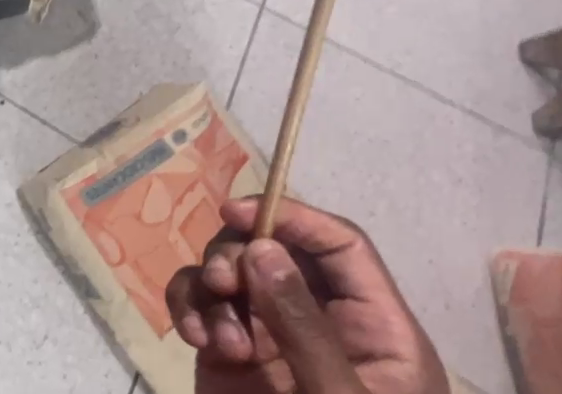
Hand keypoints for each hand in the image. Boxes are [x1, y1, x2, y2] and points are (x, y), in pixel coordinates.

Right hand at [165, 197, 447, 393]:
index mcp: (376, 329)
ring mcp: (269, 332)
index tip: (237, 215)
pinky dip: (186, 306)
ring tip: (212, 335)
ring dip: (208, 288)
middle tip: (222, 285)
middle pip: (271, 247)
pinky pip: (197, 300)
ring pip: (227, 269)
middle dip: (236, 257)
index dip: (291, 217)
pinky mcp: (226, 347)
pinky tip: (190, 337)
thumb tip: (263, 248)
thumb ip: (304, 326)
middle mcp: (320, 320)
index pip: (340, 245)